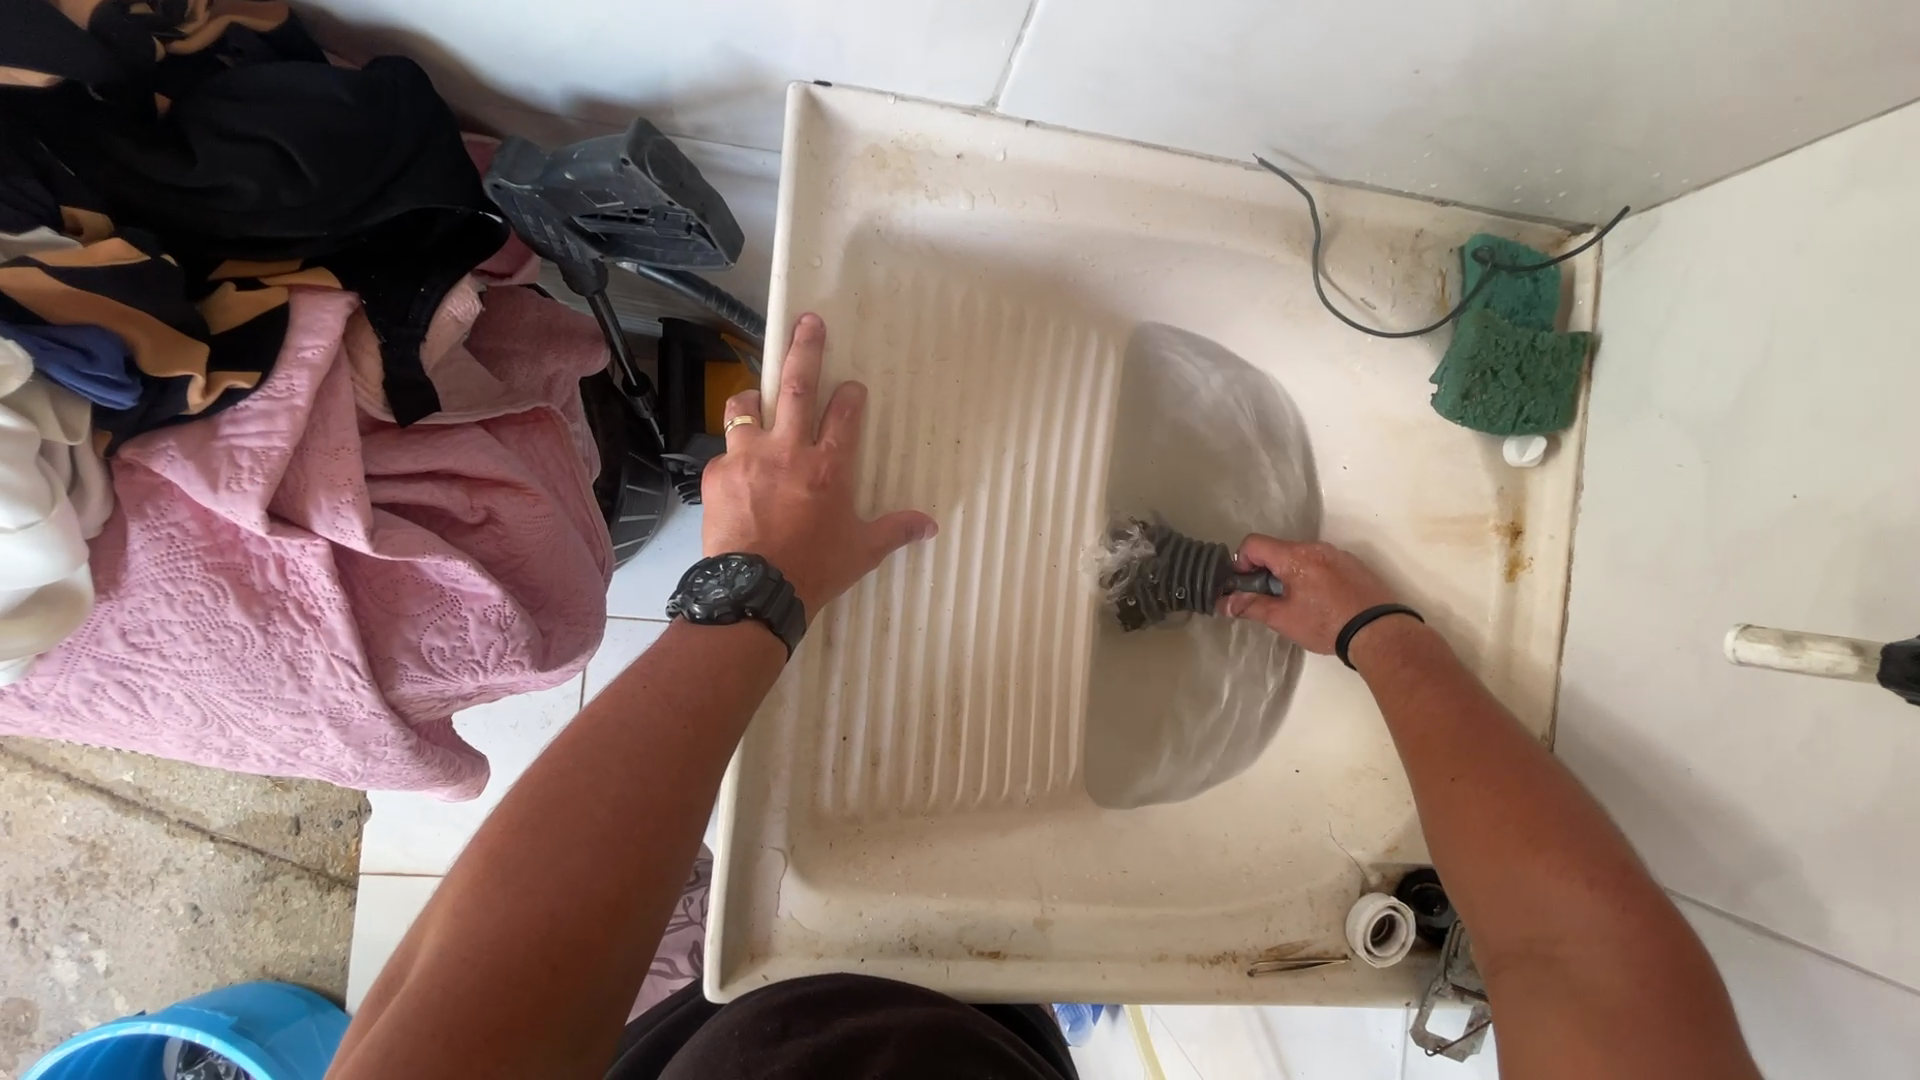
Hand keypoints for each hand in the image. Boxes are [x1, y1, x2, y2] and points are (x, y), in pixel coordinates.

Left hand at [701, 313, 937, 617]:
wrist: (754, 591)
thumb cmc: (815, 569)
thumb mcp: (862, 551)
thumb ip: (896, 530)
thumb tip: (931, 526)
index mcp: (828, 466)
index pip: (843, 414)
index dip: (849, 395)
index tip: (851, 386)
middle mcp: (788, 450)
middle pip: (795, 387)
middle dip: (804, 350)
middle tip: (807, 322)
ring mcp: (747, 458)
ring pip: (745, 407)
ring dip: (752, 396)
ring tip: (754, 395)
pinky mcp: (716, 474)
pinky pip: (724, 451)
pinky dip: (733, 454)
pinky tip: (737, 470)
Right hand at [1222, 536, 1399, 653]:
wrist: (1380, 632)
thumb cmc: (1326, 624)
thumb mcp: (1283, 619)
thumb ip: (1250, 606)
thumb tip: (1223, 603)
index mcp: (1294, 556)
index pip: (1253, 544)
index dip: (1241, 562)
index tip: (1245, 585)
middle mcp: (1316, 547)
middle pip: (1277, 550)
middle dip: (1266, 571)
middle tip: (1270, 599)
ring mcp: (1337, 554)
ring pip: (1300, 556)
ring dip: (1289, 574)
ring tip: (1297, 603)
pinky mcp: (1354, 565)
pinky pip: (1321, 563)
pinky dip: (1311, 576)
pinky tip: (1320, 601)